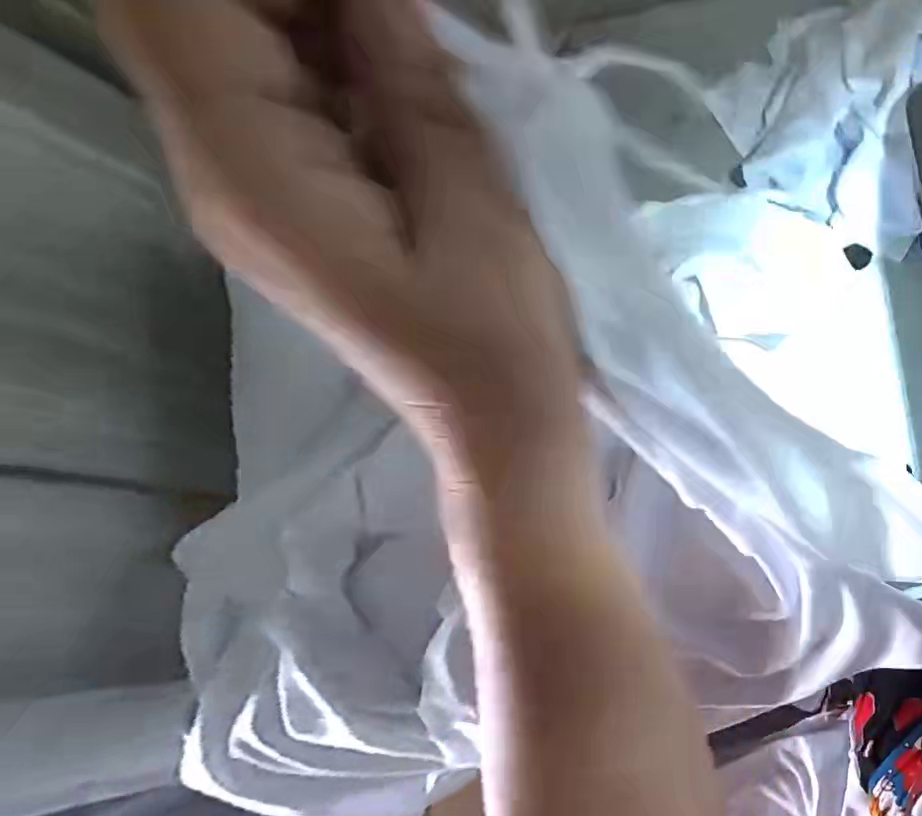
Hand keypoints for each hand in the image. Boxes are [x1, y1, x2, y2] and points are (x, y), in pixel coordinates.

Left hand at [100, 0, 582, 466]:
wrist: (504, 434)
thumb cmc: (505, 345)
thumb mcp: (480, 220)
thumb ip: (419, 102)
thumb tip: (384, 0)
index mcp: (254, 174)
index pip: (184, 6)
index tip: (391, 6)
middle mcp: (217, 175)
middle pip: (193, 25)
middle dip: (302, 8)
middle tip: (414, 31)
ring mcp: (249, 202)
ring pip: (235, 65)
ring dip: (322, 42)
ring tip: (422, 66)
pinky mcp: (292, 222)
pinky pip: (280, 119)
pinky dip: (335, 90)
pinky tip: (409, 112)